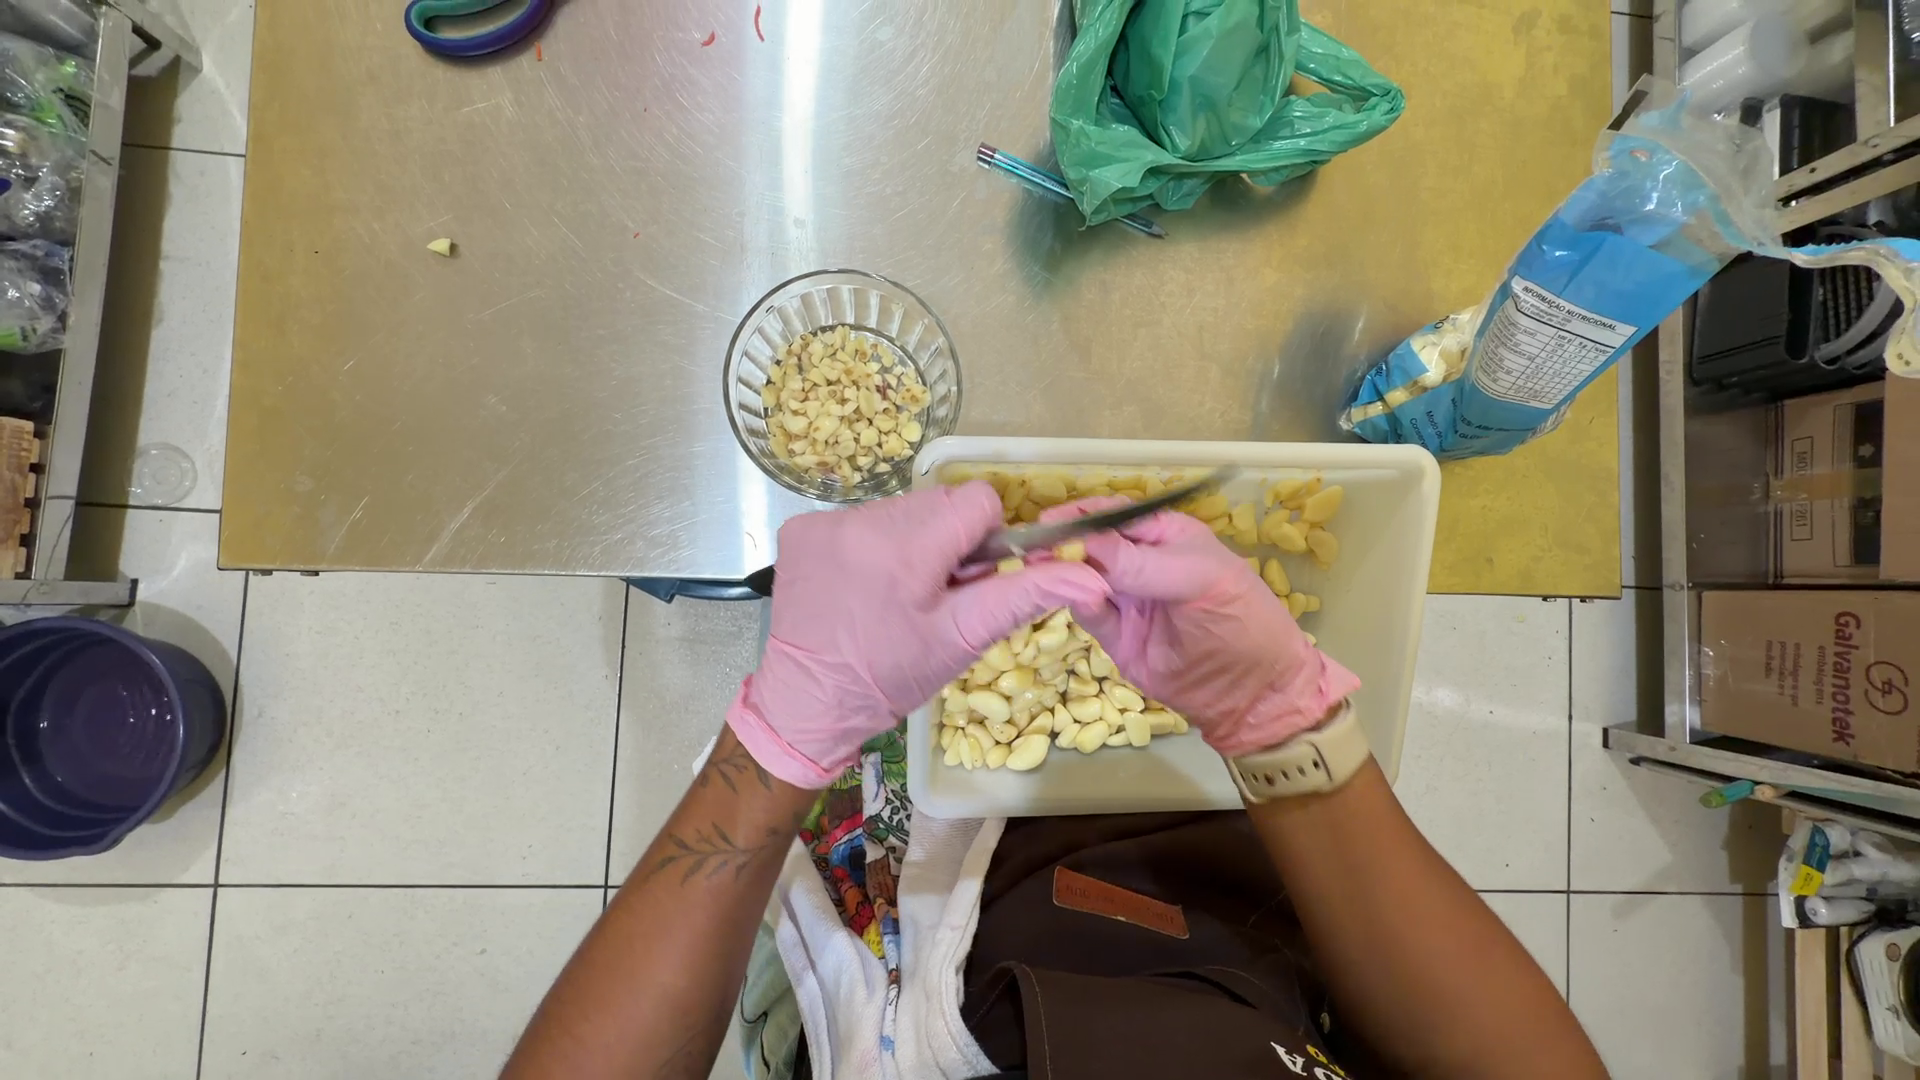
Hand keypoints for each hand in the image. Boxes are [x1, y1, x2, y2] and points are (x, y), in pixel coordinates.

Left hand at [727, 482, 1110, 787]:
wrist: (808, 703)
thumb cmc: (892, 676)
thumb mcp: (963, 639)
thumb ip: (1024, 597)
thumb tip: (1091, 578)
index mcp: (907, 549)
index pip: (977, 499)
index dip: (986, 536)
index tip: (969, 577)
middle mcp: (862, 522)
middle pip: (938, 502)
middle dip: (947, 540)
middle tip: (932, 592)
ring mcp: (824, 522)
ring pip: (901, 508)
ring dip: (910, 540)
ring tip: (895, 590)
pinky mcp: (801, 529)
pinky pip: (860, 518)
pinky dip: (871, 543)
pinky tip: (862, 584)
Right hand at [1054, 499, 1358, 757]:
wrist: (1252, 695)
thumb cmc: (1240, 622)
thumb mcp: (1199, 581)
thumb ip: (1141, 563)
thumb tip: (1083, 544)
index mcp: (1165, 536)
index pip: (1117, 515)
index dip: (1083, 515)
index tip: (1049, 518)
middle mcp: (1140, 562)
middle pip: (1091, 544)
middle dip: (1063, 542)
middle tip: (1030, 547)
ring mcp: (1125, 598)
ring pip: (1081, 577)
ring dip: (1060, 571)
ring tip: (1034, 568)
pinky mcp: (1114, 635)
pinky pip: (1086, 612)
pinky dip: (1074, 602)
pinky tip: (1064, 595)